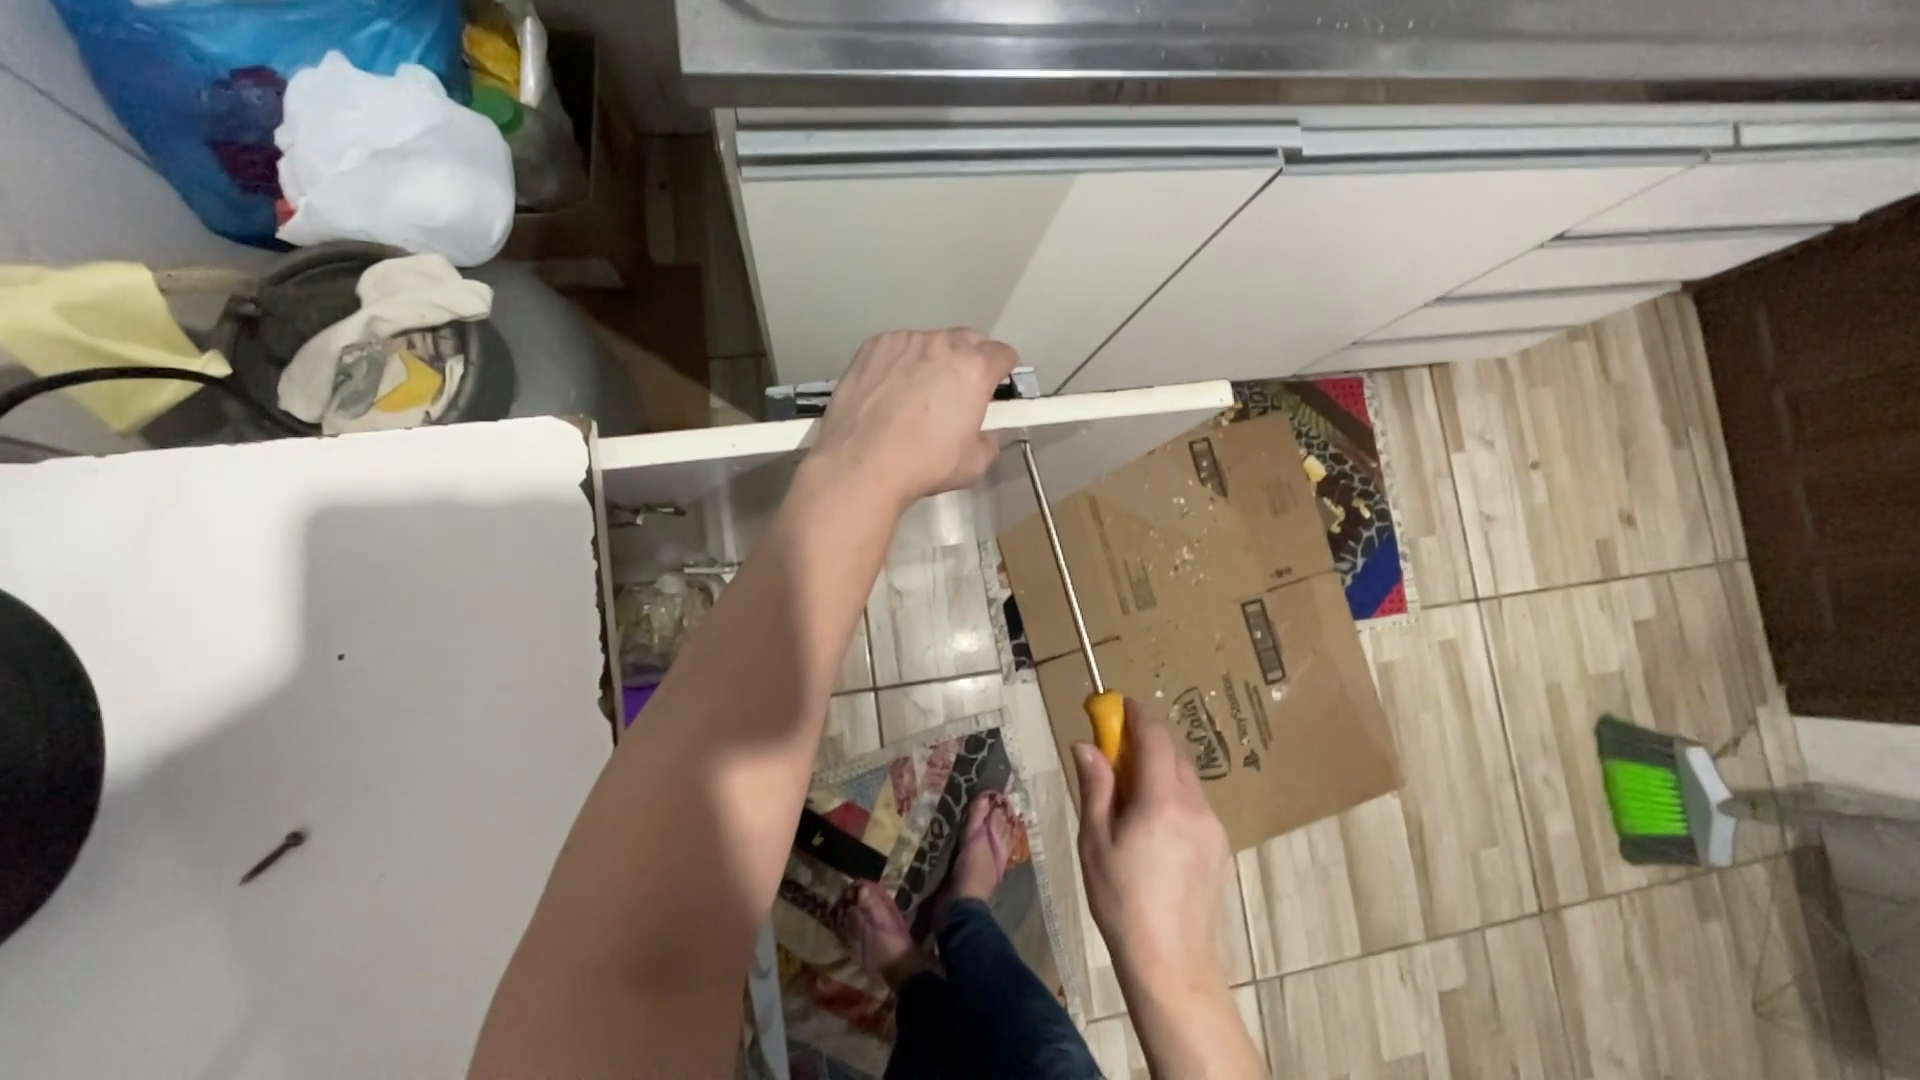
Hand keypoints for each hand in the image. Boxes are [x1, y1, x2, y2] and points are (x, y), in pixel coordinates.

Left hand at [806, 329, 1019, 511]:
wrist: (861, 464)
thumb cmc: (923, 464)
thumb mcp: (974, 463)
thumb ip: (988, 440)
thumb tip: (983, 435)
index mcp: (975, 368)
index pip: (1003, 353)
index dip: (1002, 370)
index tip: (994, 385)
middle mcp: (942, 344)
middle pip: (969, 339)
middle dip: (970, 359)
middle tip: (957, 390)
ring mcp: (905, 341)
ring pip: (930, 342)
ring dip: (932, 360)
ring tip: (916, 393)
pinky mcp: (873, 346)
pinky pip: (896, 347)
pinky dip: (899, 362)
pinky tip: (888, 390)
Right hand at [1073, 699, 1232, 994]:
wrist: (1170, 957)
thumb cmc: (1120, 899)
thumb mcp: (1095, 841)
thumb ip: (1095, 787)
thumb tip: (1086, 744)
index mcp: (1162, 801)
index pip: (1154, 738)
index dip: (1135, 715)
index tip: (1116, 705)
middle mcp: (1195, 805)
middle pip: (1173, 752)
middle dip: (1145, 740)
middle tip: (1114, 750)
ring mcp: (1213, 825)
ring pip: (1186, 777)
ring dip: (1159, 768)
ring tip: (1129, 793)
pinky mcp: (1220, 844)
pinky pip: (1195, 803)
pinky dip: (1173, 794)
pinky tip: (1152, 823)